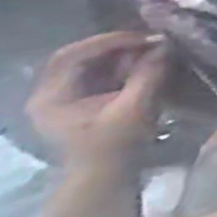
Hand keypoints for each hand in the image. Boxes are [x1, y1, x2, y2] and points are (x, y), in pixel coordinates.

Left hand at [26, 32, 169, 170]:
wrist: (105, 177)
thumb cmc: (114, 145)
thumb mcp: (135, 108)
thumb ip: (149, 73)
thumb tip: (165, 43)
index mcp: (50, 97)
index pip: (72, 55)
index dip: (109, 41)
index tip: (145, 39)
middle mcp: (50, 93)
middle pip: (81, 55)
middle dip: (118, 45)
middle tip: (152, 43)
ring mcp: (64, 97)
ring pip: (92, 62)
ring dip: (123, 54)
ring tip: (152, 53)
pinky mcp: (82, 100)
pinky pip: (100, 72)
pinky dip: (123, 64)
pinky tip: (145, 66)